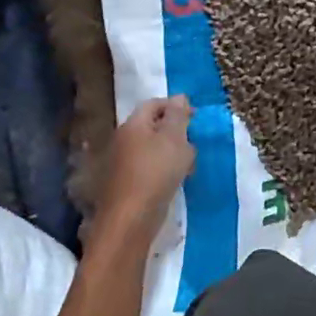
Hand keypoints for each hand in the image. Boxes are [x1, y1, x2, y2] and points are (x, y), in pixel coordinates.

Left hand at [95, 96, 194, 247]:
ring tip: (187, 164)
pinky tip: (172, 180)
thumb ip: (178, 115)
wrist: (131, 218)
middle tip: (193, 141)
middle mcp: (122, 139)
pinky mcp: (123, 183)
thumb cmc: (156, 172)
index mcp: (133, 125)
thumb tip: (179, 97)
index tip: (195, 118)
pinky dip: (161, 168)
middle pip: (151, 126)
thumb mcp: (175, 139)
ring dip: (169, 151)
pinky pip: (146, 167)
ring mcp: (120, 163)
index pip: (153, 104)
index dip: (175, 106)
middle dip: (173, 130)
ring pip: (149, 148)